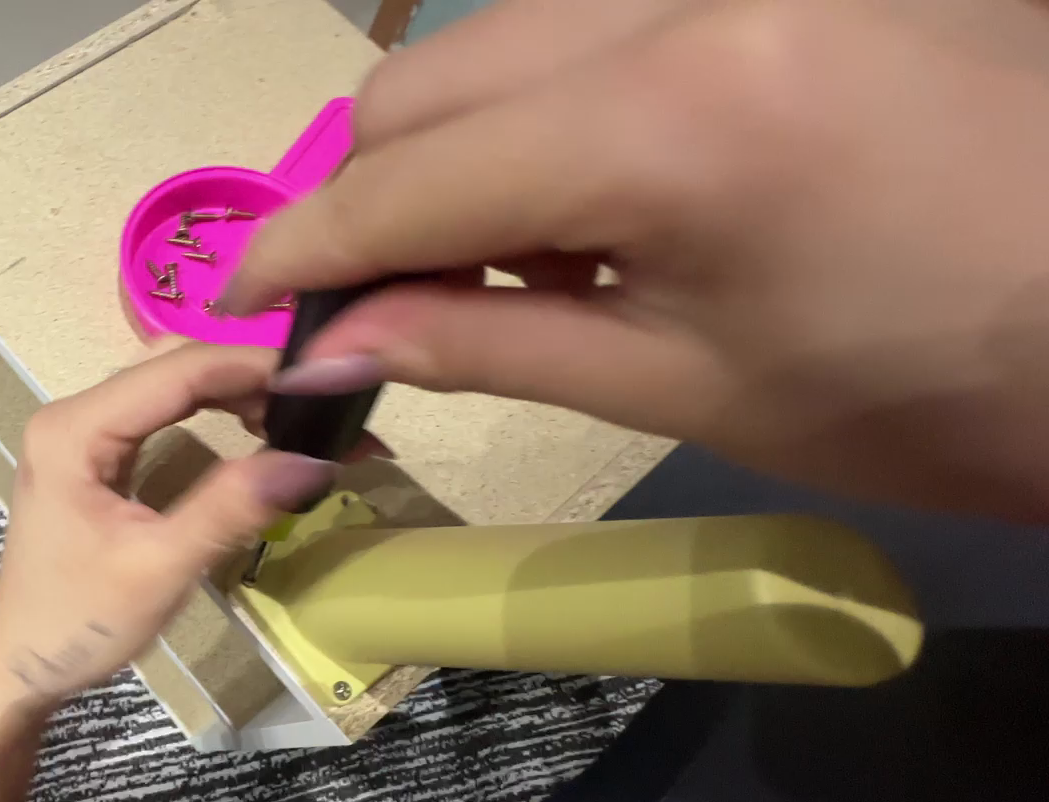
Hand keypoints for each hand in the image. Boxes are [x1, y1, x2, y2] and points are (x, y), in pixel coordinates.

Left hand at [0, 344, 335, 712]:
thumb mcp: (160, 568)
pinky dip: (207, 414)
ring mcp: (78, 434)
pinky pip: (156, 416)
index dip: (253, 368)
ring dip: (231, 394)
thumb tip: (316, 460)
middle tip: (318, 406)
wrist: (22, 664)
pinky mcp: (91, 457)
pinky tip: (248, 427)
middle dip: (248, 379)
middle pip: (171, 367)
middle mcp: (71, 415)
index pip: (176, 370)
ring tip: (295, 418)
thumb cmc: (79, 622)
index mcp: (74, 429)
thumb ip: (231, 508)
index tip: (324, 383)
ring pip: (166, 387)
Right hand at [225, 0, 1048, 521]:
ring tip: (486, 271)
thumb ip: (469, 347)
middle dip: (354, 205)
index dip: (295, 253)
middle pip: (414, 89)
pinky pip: (565, 40)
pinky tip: (564, 215)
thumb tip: (321, 352)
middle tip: (363, 310)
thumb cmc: (933, 393)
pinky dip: (510, 134)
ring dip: (429, 168)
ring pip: (477, 53)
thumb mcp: (667, 388)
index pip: (398, 186)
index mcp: (666, 122)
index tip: (236, 308)